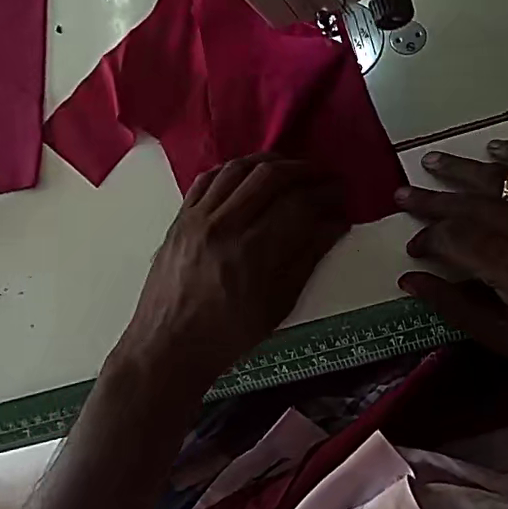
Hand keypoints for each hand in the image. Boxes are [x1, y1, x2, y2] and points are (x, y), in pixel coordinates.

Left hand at [110, 154, 347, 394]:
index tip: (340, 195)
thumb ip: (307, 259)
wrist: (167, 346)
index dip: (325, 195)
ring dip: (270, 162)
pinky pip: (208, 178)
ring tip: (291, 168)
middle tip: (323, 175)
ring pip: (237, 168)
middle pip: (269, 177)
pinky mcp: (180, 217)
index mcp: (251, 253)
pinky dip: (233, 169)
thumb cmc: (227, 336)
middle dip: (304, 170)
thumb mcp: (277, 305)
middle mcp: (223, 226)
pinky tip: (248, 173)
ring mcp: (197, 218)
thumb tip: (335, 224)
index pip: (297, 206)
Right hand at [396, 140, 507, 406]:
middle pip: (470, 203)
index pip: (454, 238)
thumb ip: (456, 308)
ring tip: (432, 161)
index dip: (428, 240)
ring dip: (461, 168)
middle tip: (402, 193)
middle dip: (431, 199)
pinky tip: (494, 148)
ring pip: (500, 178)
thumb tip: (410, 279)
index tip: (415, 249)